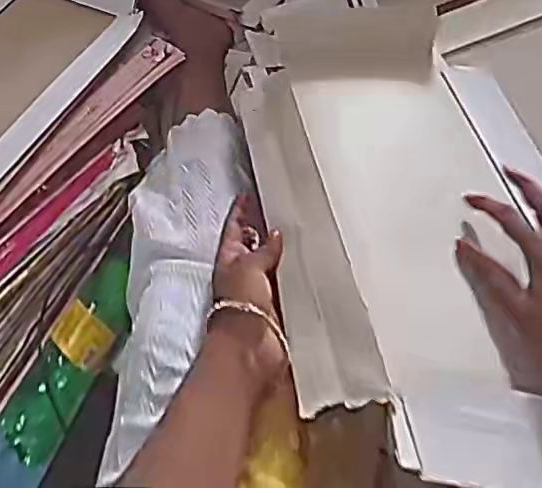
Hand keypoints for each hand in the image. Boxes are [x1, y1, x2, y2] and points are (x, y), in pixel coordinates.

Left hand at [209, 196, 286, 395]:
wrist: (252, 349)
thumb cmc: (241, 303)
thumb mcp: (248, 267)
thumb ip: (263, 250)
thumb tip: (275, 233)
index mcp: (229, 257)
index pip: (235, 227)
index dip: (241, 210)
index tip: (249, 193)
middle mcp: (244, 271)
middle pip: (255, 243)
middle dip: (264, 227)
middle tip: (281, 207)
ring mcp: (262, 289)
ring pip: (273, 262)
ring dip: (283, 250)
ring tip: (301, 229)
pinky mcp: (280, 306)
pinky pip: (288, 283)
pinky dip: (297, 272)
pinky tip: (312, 261)